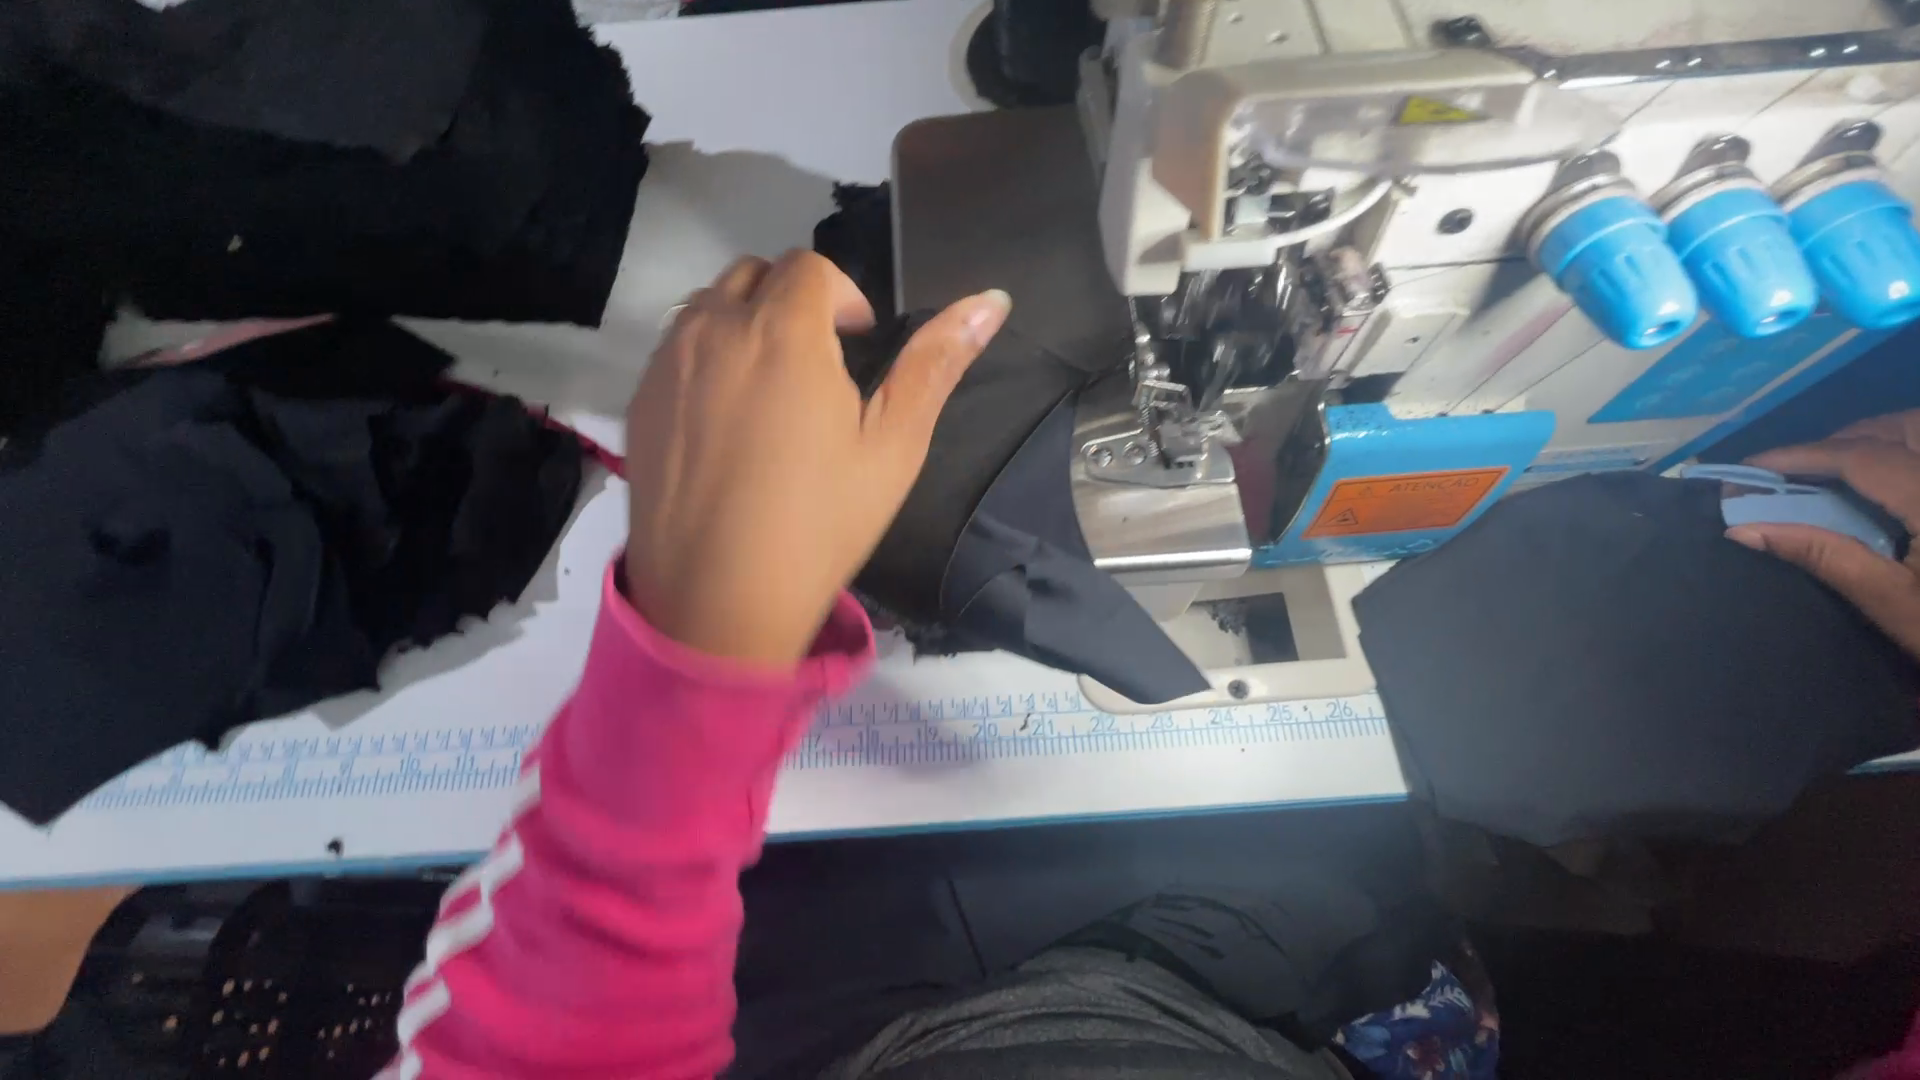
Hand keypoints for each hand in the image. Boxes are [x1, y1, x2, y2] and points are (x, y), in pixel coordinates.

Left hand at [622, 251, 1009, 665]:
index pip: (810, 267)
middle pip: (755, 274)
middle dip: (794, 300)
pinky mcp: (638, 400)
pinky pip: (675, 348)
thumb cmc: (821, 522)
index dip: (843, 296)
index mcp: (785, 332)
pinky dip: (708, 358)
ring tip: (773, 391)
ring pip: (709, 306)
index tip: (858, 344)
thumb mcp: (894, 447)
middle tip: (819, 366)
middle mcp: (716, 329)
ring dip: (748, 323)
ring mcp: (667, 363)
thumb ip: (935, 365)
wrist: (719, 599)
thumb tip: (992, 300)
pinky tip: (727, 425)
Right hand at [1726, 410, 1919, 658]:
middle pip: (1907, 428)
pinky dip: (1909, 457)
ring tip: (1843, 472)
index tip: (1750, 467)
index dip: (1801, 455)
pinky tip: (1891, 483)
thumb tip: (1742, 530)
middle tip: (1798, 471)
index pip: (1863, 456)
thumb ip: (1823, 556)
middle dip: (1846, 439)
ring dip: (1884, 442)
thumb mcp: (1893, 602)